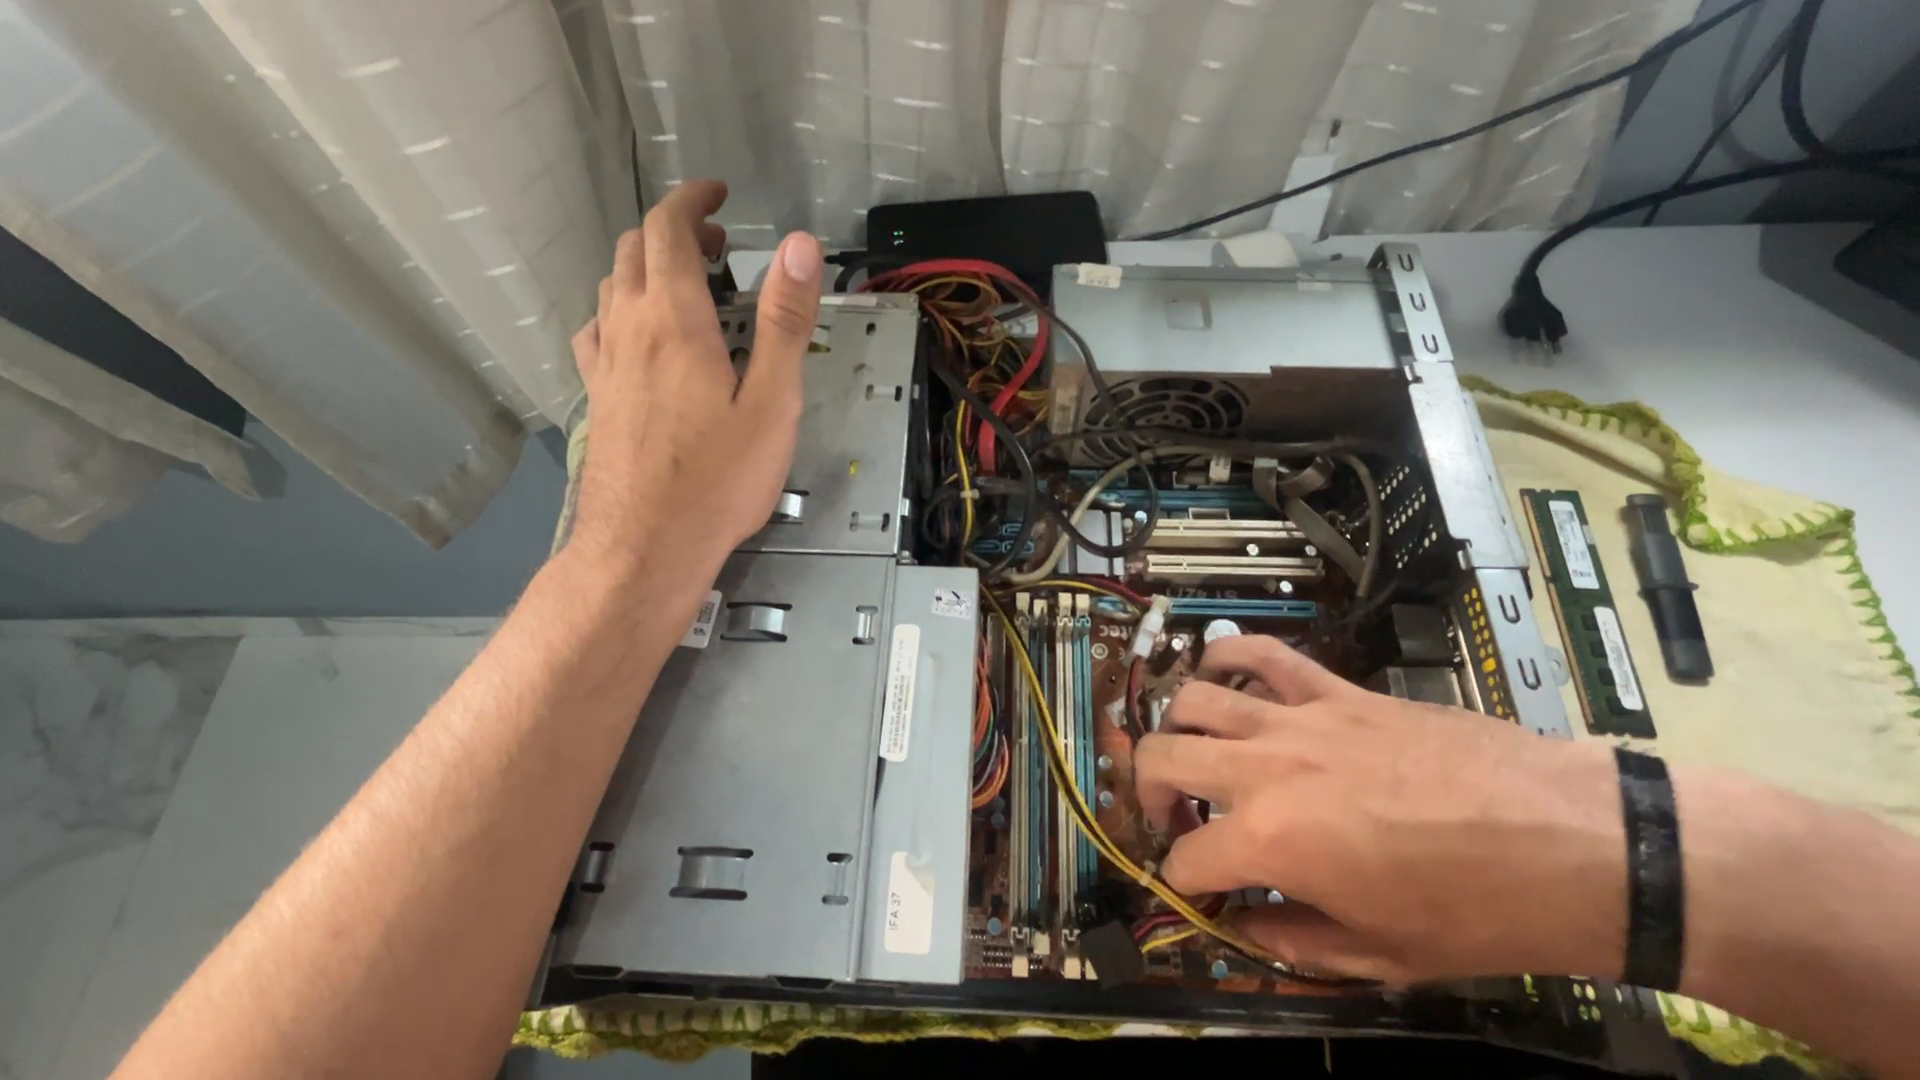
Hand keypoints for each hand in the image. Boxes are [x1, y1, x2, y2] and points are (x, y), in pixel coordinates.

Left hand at [567, 178, 821, 579]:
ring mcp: (604, 364)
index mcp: (674, 321)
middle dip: (673, 228)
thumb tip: (798, 246)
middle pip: (633, 249)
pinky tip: (638, 334)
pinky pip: (597, 329)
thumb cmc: (718, 481)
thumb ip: (785, 321)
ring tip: (687, 283)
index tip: (719, 193)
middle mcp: (628, 330)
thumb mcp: (772, 402)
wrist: (644, 547)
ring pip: (611, 286)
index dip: (691, 199)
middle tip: (718, 242)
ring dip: (646, 265)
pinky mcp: (597, 397)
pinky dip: (620, 309)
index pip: (668, 229)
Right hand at [1134, 635, 1626, 983]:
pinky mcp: (1336, 691)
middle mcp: (1265, 769)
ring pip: (1192, 698)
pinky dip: (1227, 657)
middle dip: (1149, 796)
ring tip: (1195, 754)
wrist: (1573, 843)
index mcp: (1270, 842)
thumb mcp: (1378, 954)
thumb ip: (1291, 940)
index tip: (1202, 897)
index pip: (1186, 861)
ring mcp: (1298, 720)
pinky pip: (1263, 654)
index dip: (1183, 885)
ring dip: (1175, 728)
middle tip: (1176, 822)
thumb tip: (1247, 924)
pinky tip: (1221, 674)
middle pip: (1161, 760)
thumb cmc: (1478, 913)